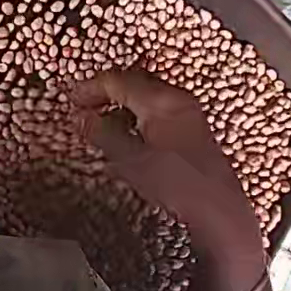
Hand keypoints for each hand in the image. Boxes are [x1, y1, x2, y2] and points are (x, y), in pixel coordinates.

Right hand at [69, 71, 263, 265]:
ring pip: (146, 98)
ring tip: (100, 124)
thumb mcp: (131, 159)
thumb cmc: (178, 184)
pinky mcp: (192, 130)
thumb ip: (103, 134)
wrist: (218, 210)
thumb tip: (81, 117)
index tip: (72, 98)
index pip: (118, 81)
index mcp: (161, 100)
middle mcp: (177, 100)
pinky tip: (127, 136)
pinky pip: (158, 112)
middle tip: (83, 107)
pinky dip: (137, 117)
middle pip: (134, 84)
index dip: (91, 88)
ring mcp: (188, 114)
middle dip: (105, 94)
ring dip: (121, 106)